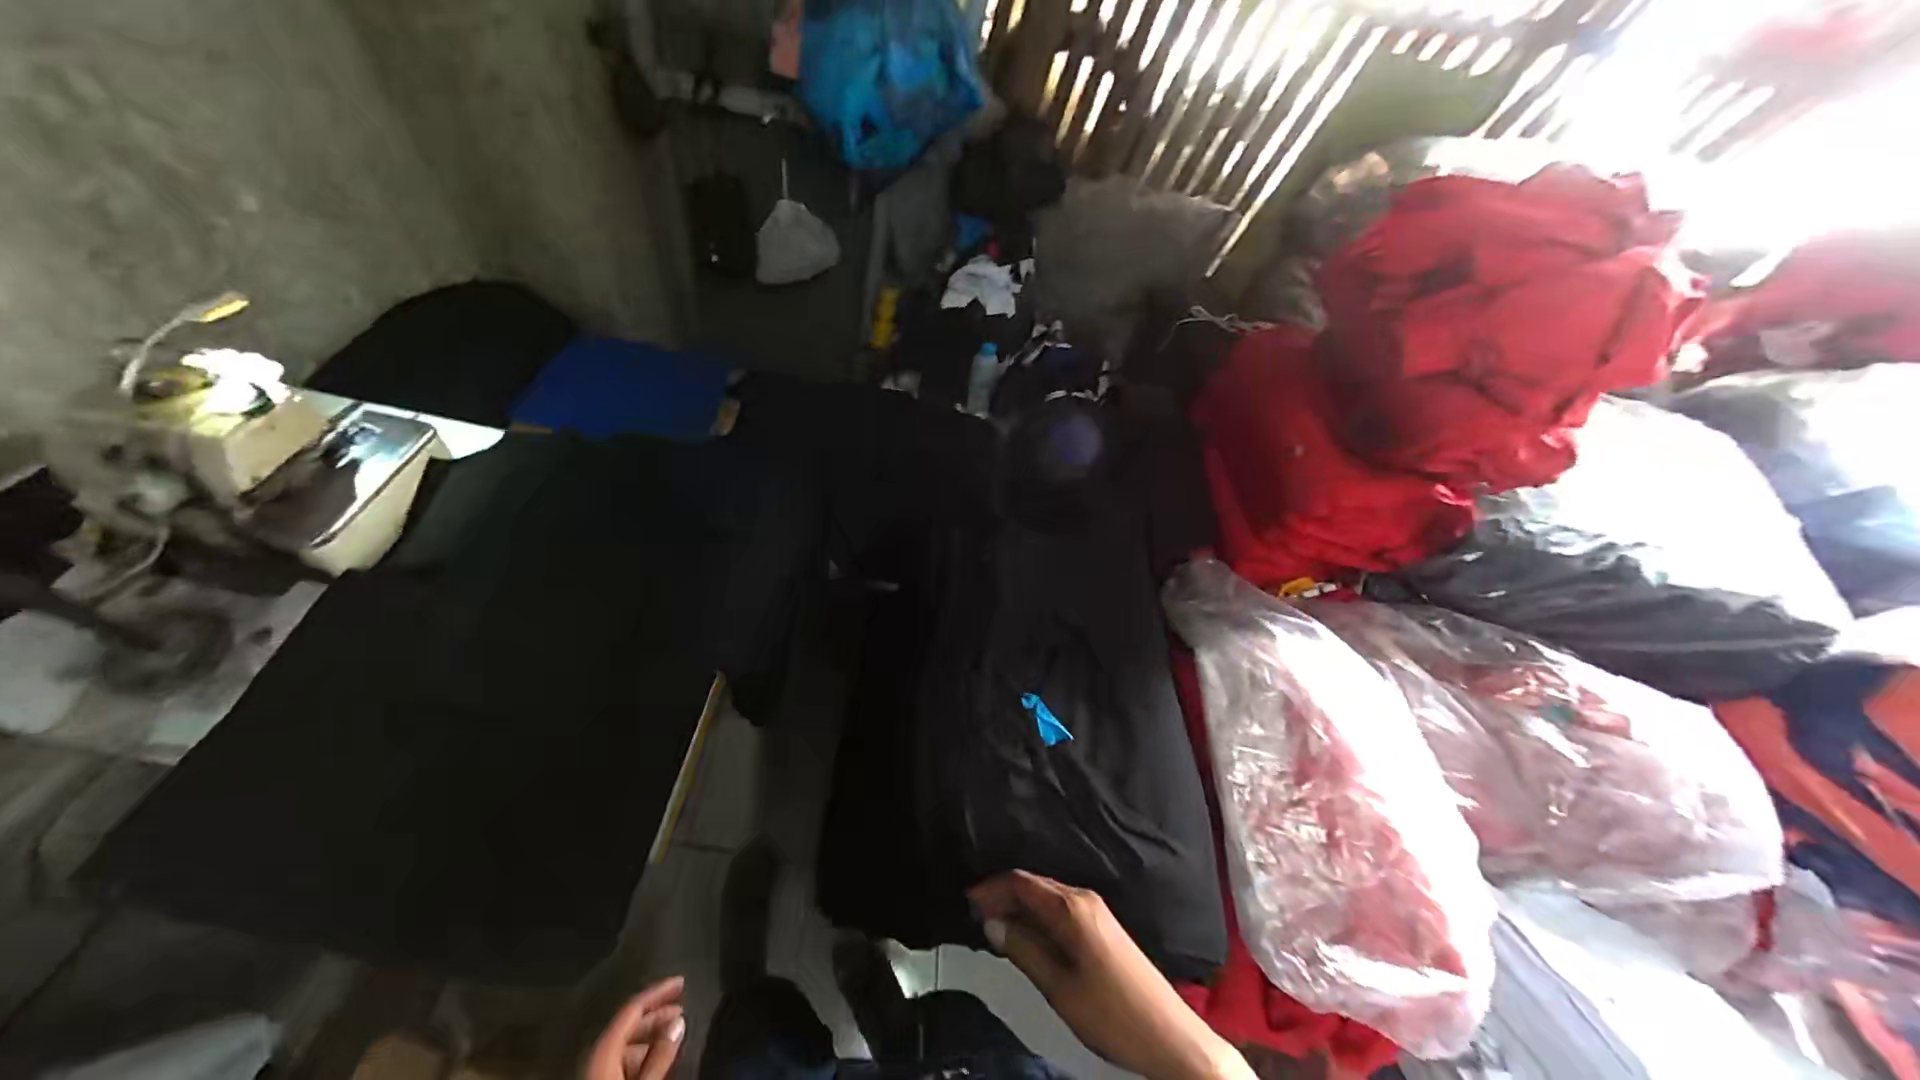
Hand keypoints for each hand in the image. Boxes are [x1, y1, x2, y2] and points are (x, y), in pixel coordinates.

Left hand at [584, 976, 687, 1079]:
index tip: (681, 982)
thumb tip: (678, 1021)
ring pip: (627, 1046)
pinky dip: (643, 1058)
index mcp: (605, 1049)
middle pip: (631, 1026)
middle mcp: (597, 1055)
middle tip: (684, 1012)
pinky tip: (659, 1064)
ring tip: (676, 1040)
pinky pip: (623, 1063)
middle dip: (659, 1017)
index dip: (659, 992)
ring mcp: (595, 1072)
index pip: (634, 1008)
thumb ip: (661, 1055)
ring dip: (653, 1040)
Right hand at [968, 872, 1253, 1079]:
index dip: (991, 888)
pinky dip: (1036, 915)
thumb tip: (991, 923)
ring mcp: (1096, 911)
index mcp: (1072, 908)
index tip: (966, 902)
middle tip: (973, 916)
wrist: (1171, 1037)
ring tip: (992, 926)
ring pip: (1046, 896)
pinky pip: (1059, 908)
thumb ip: (1024, 950)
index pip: (1022, 882)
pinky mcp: (1102, 927)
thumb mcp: (1059, 987)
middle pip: (1034, 884)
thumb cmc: (1113, 1014)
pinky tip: (1025, 935)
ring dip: (1018, 906)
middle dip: (1001, 895)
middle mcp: (1084, 899)